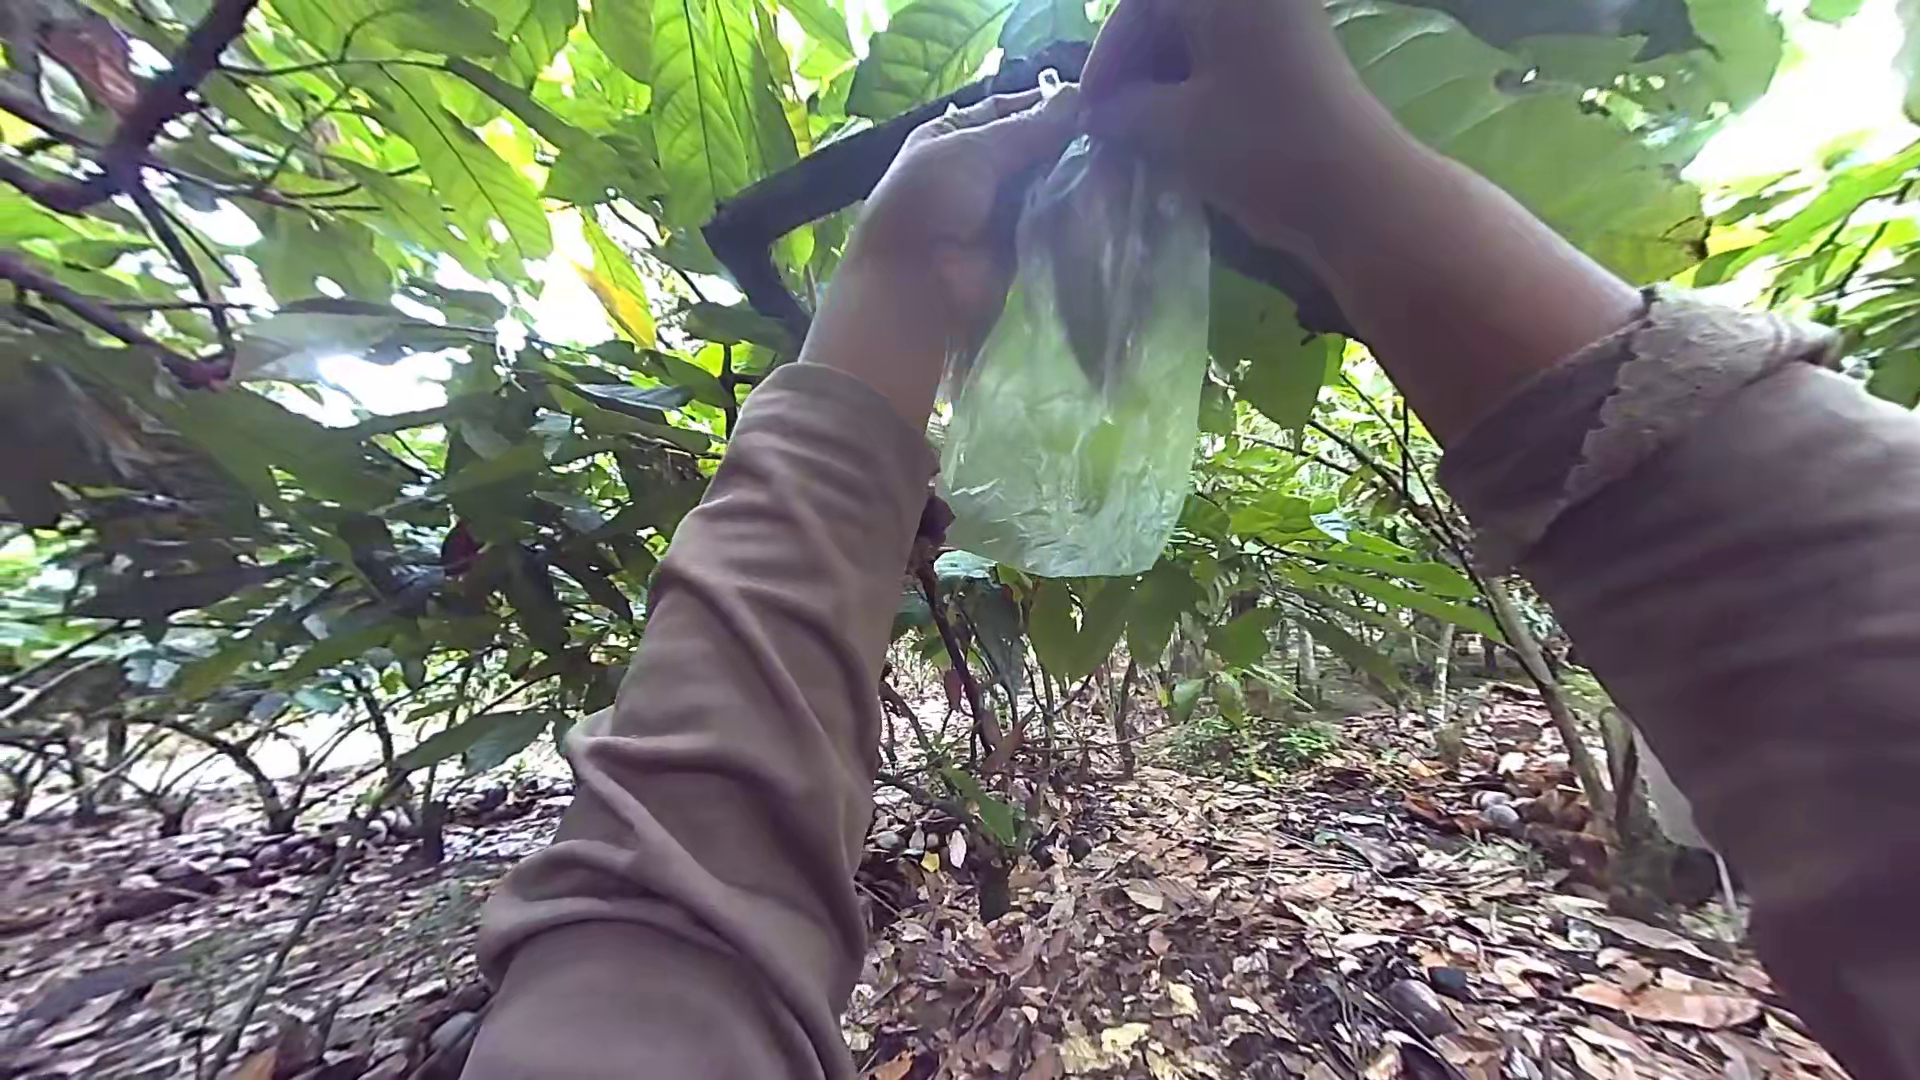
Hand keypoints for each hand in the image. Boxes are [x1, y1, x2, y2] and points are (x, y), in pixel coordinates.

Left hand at [802, 87, 1080, 427]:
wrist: (916, 285)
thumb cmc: (928, 204)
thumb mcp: (972, 148)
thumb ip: (1025, 128)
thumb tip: (1075, 99)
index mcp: (950, 139)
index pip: (1003, 112)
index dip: (1041, 104)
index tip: (1086, 99)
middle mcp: (973, 176)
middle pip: (1026, 151)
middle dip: (1059, 142)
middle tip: (1105, 131)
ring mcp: (993, 217)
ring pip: (1038, 187)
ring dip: (1065, 176)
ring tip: (1108, 159)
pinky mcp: (1013, 254)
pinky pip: (1044, 225)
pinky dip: (1064, 213)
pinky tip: (1096, 196)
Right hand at [1080, 0, 1406, 253]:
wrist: (1340, 187)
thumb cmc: (1255, 145)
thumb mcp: (1175, 128)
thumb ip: (1124, 112)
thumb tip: (1093, 114)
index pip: (1143, 3)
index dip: (1107, 55)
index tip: (1086, 109)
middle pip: (1166, 20)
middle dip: (1129, 73)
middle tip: (1105, 126)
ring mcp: (1267, 28)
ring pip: (1187, 48)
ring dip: (1152, 91)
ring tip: (1129, 139)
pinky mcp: (1276, 64)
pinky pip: (1213, 69)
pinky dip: (1182, 99)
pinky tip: (1163, 137)